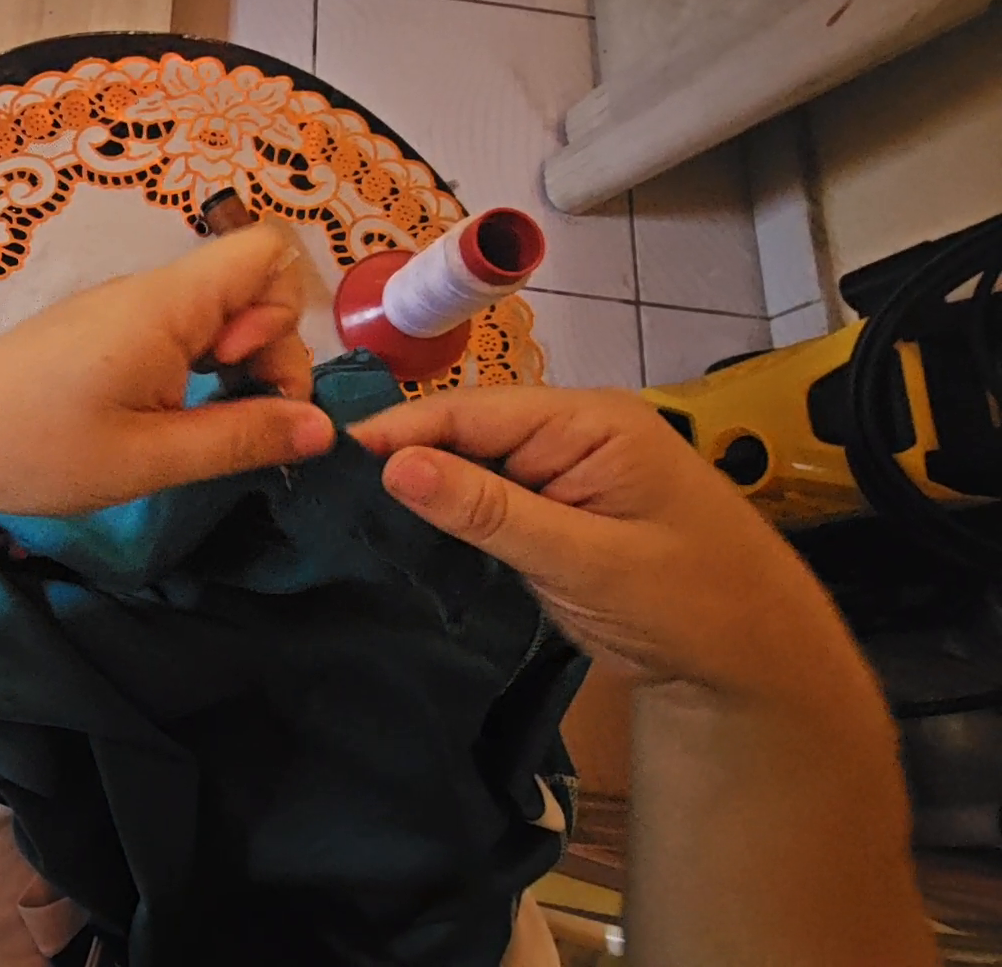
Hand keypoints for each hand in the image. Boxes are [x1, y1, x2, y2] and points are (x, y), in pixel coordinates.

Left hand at [0, 221, 336, 553]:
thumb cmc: (39, 451)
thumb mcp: (149, 458)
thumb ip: (242, 437)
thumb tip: (323, 426)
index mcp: (164, 304)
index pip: (264, 252)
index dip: (281, 314)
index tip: (242, 376)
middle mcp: (144, 292)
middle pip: (244, 287)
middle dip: (262, 350)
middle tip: (229, 419)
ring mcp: (115, 310)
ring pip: (208, 314)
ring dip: (224, 365)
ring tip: (186, 425)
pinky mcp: (94, 333)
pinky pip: (168, 331)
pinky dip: (186, 368)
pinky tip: (157, 414)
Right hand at [348, 386, 865, 701]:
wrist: (757, 670)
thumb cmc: (690, 608)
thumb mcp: (584, 560)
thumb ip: (486, 510)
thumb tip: (392, 467)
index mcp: (588, 421)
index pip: (468, 412)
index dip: (397, 430)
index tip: (327, 455)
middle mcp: (567, 429)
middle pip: (460, 429)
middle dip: (398, 453)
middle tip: (326, 483)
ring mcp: (555, 464)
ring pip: (463, 460)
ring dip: (414, 481)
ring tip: (345, 499)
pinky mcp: (544, 500)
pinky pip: (478, 490)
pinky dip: (440, 505)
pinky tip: (398, 519)